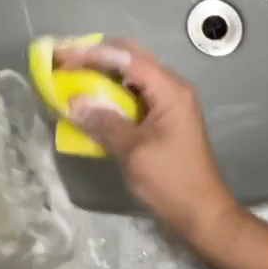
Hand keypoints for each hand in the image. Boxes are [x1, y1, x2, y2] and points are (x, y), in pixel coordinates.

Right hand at [59, 39, 243, 248]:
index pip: (127, 58)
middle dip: (98, 56)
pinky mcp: (165, 117)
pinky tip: (95, 99)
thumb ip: (104, 122)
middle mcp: (173, 87)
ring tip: (75, 74)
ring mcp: (171, 102)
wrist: (204, 214)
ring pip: (133, 73)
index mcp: (170, 90)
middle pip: (132, 57)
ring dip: (105, 72)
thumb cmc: (172, 181)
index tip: (64, 58)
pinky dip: (114, 91)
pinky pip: (137, 92)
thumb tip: (73, 102)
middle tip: (67, 60)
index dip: (93, 54)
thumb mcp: (133, 152)